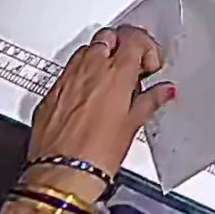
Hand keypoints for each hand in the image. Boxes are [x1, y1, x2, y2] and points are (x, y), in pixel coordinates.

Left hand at [20, 25, 173, 200]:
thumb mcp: (133, 124)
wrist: (60, 177)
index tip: (149, 66)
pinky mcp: (51, 93)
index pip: (134, 37)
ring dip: (100, 56)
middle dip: (122, 45)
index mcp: (117, 71)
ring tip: (109, 80)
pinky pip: (68, 71)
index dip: (146, 47)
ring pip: (86, 49)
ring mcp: (68, 78)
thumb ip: (150, 99)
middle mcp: (91, 67)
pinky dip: (80, 75)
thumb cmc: (97, 153)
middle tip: (131, 65)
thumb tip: (163, 91)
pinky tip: (88, 96)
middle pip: (109, 36)